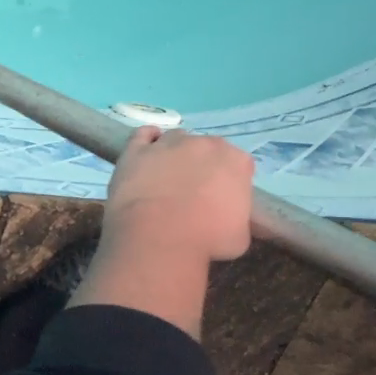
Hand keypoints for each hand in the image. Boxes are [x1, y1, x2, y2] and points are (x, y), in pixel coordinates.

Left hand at [102, 127, 254, 262]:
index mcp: (236, 162)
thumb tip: (238, 222)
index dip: (225, 179)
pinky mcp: (135, 150)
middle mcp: (203, 145)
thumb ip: (238, 217)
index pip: (235, 163)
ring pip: (174, 139)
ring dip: (172, 153)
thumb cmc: (207, 239)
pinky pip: (142, 135)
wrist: (157, 236)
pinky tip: (145, 152)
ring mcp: (167, 144)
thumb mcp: (240, 234)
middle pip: (203, 148)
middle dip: (199, 164)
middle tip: (189, 188)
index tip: (218, 195)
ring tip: (164, 174)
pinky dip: (145, 140)